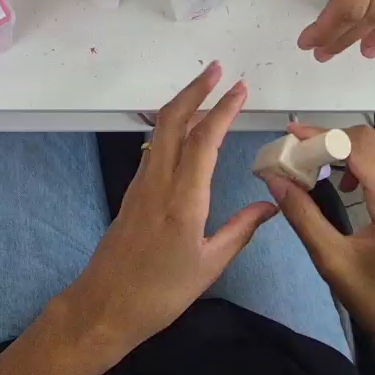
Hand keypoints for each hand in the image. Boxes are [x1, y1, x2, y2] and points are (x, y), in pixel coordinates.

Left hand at [51, 63, 277, 350]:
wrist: (104, 306)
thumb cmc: (160, 292)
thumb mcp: (209, 266)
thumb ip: (241, 230)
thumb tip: (270, 204)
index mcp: (183, 198)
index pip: (204, 141)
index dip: (222, 110)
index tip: (240, 88)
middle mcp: (159, 181)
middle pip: (174, 120)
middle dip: (195, 90)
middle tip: (217, 69)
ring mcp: (142, 182)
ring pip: (161, 130)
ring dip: (183, 104)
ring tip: (206, 90)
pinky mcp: (133, 190)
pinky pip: (155, 146)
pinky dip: (172, 126)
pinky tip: (185, 128)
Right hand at [265, 125, 374, 373]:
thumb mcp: (332, 261)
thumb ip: (302, 215)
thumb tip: (274, 179)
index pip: (356, 148)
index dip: (321, 136)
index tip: (289, 138)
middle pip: (368, 141)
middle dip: (329, 139)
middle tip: (297, 153)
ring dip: (343, 149)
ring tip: (313, 165)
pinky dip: (358, 162)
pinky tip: (341, 184)